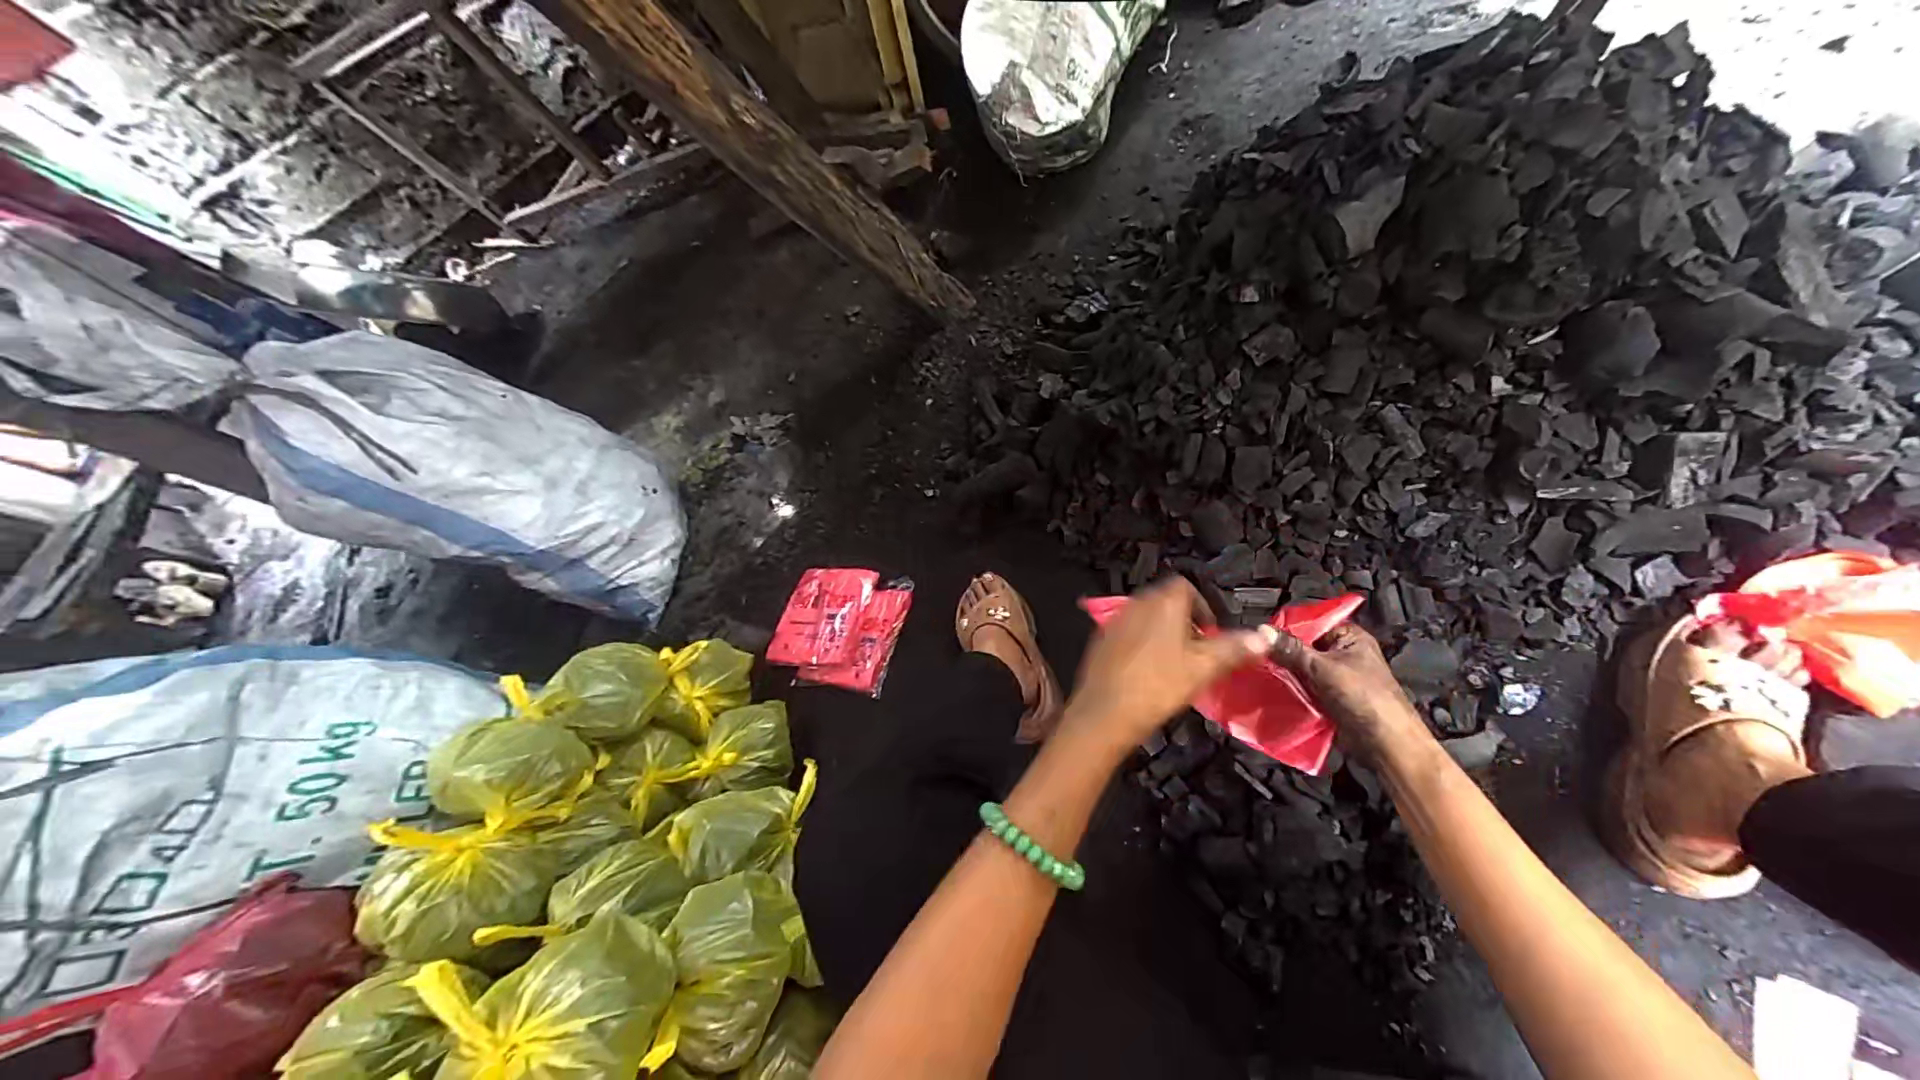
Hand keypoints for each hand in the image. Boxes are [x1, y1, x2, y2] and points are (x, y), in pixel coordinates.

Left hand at [1060, 577, 1277, 754]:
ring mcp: (1115, 621)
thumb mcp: (1204, 668)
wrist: (1106, 713)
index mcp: (1163, 601)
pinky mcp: (1100, 641)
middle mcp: (1136, 603)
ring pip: (1146, 618)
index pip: (1187, 586)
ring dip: (1162, 633)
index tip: (1211, 633)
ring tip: (1174, 664)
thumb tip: (1263, 637)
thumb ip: (1234, 648)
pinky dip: (1141, 645)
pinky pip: (1127, 634)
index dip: (1204, 608)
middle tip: (1197, 651)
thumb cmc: (1158, 687)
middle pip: (1166, 601)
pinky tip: (1147, 672)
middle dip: (1184, 622)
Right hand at [1270, 622, 1431, 764]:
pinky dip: (1288, 689)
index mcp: (1349, 637)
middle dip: (1281, 653)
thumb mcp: (1324, 668)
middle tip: (1257, 657)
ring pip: (1298, 668)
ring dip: (1283, 673)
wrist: (1386, 745)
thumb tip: (1262, 631)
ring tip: (1260, 674)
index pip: (1309, 622)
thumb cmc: (1367, 700)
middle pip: (1301, 646)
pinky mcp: (1326, 697)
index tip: (1261, 637)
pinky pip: (1300, 687)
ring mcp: (1333, 676)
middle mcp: (1341, 653)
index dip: (1285, 628)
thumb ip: (1291, 649)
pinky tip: (1270, 690)